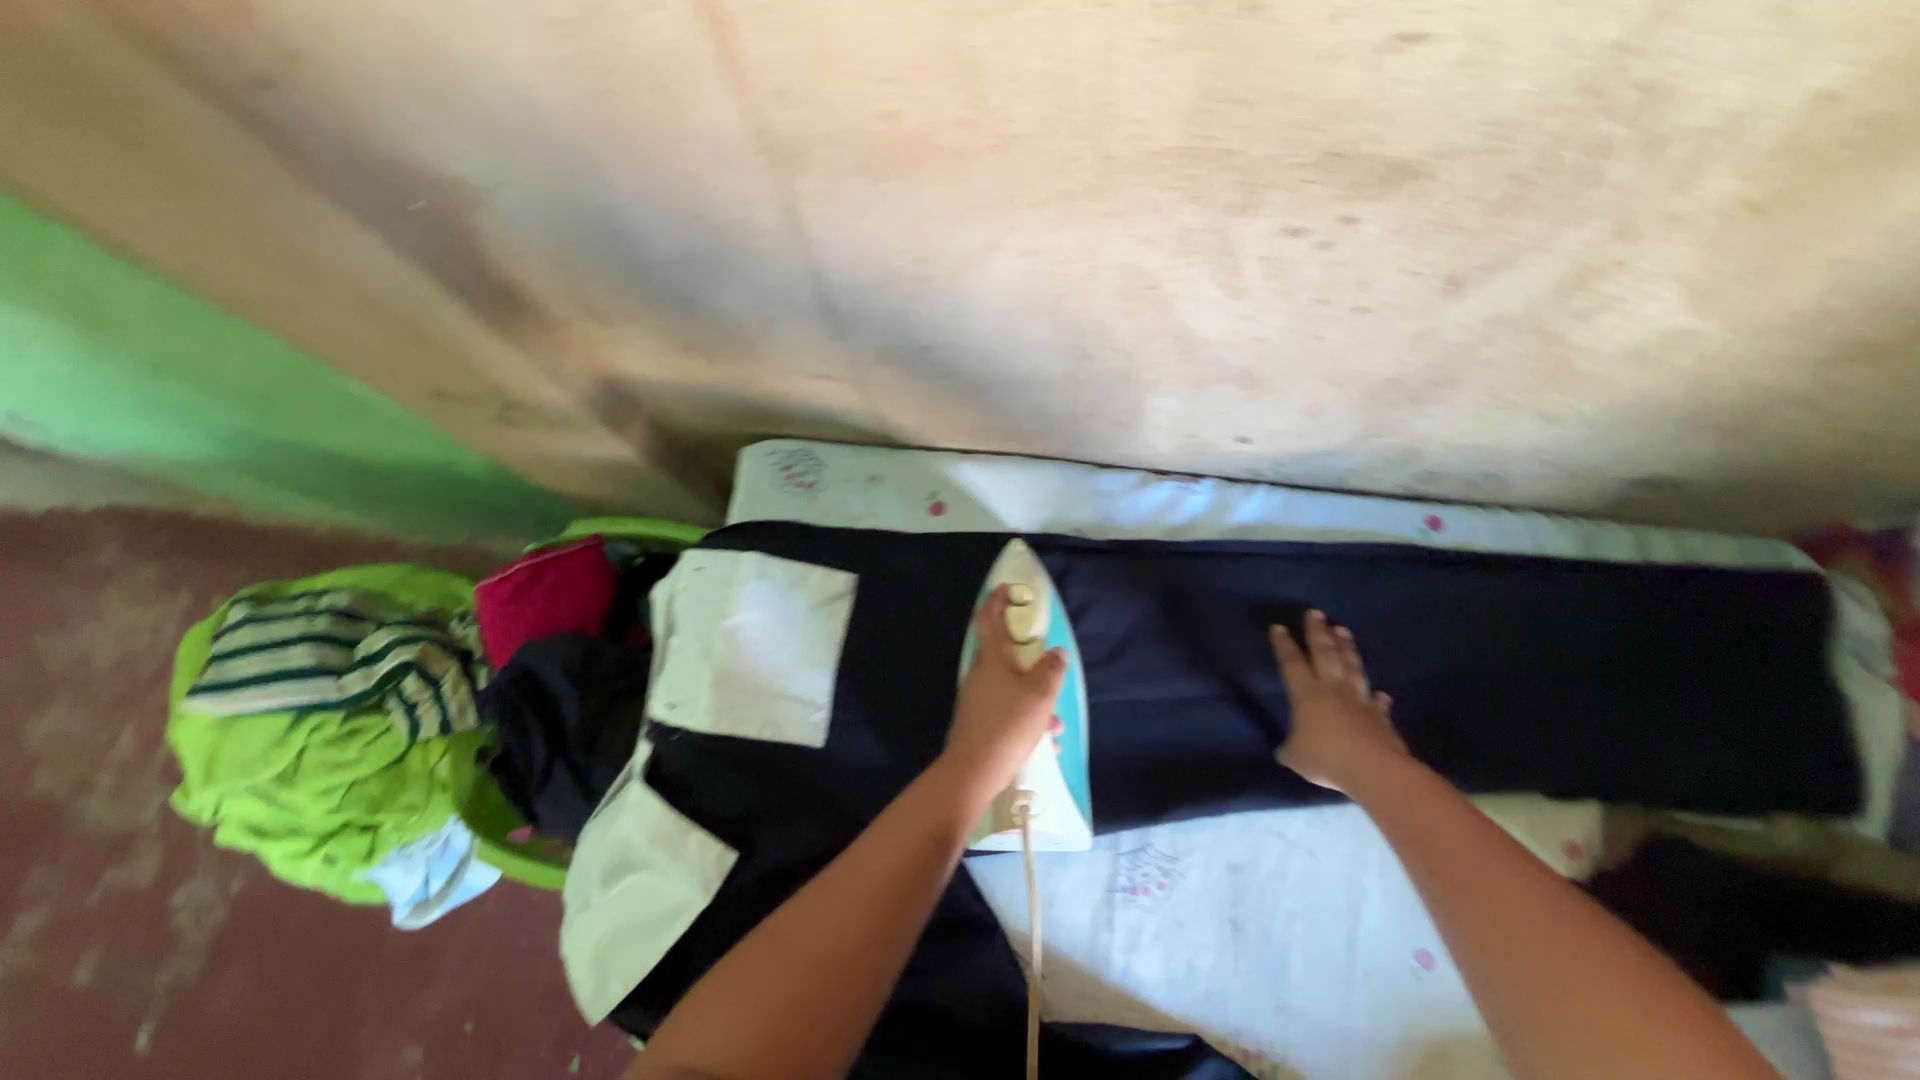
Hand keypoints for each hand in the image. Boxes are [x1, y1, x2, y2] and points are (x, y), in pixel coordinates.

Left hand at [938, 585, 1068, 811]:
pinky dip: (1027, 723)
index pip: (990, 619)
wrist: (973, 772)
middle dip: (1032, 664)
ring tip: (1056, 726)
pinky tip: (1045, 745)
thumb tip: (1056, 653)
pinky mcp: (978, 725)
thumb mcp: (1040, 695)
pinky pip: (1007, 714)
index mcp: (991, 660)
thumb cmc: (1008, 725)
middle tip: (1049, 667)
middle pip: (1005, 657)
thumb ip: (1052, 670)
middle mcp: (979, 676)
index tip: (1007, 588)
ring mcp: (975, 701)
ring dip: (1036, 702)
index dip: (998, 600)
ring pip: (1011, 690)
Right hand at [1271, 610, 1407, 791]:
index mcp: (1306, 694)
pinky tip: (1381, 693)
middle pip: (1325, 654)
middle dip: (1318, 632)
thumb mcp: (1294, 757)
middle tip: (1316, 613)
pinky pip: (1378, 703)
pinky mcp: (1381, 717)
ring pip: (1352, 668)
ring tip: (1343, 630)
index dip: (1283, 645)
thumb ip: (1290, 749)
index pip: (1291, 663)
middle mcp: (1333, 690)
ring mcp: (1360, 701)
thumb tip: (1288, 750)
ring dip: (1347, 648)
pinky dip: (1378, 697)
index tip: (1278, 627)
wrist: (1371, 769)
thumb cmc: (1325, 758)